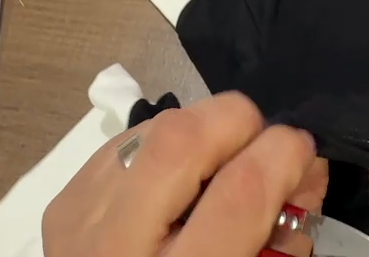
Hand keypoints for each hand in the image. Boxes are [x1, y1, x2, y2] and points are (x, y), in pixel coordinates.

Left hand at [43, 92, 328, 256]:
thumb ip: (282, 235)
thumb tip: (303, 163)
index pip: (240, 191)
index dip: (284, 154)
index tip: (304, 150)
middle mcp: (117, 248)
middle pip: (185, 135)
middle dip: (240, 123)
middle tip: (261, 150)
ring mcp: (81, 220)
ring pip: (157, 125)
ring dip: (204, 132)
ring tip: (218, 170)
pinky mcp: (64, 203)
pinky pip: (129, 140)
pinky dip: (165, 146)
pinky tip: (174, 184)